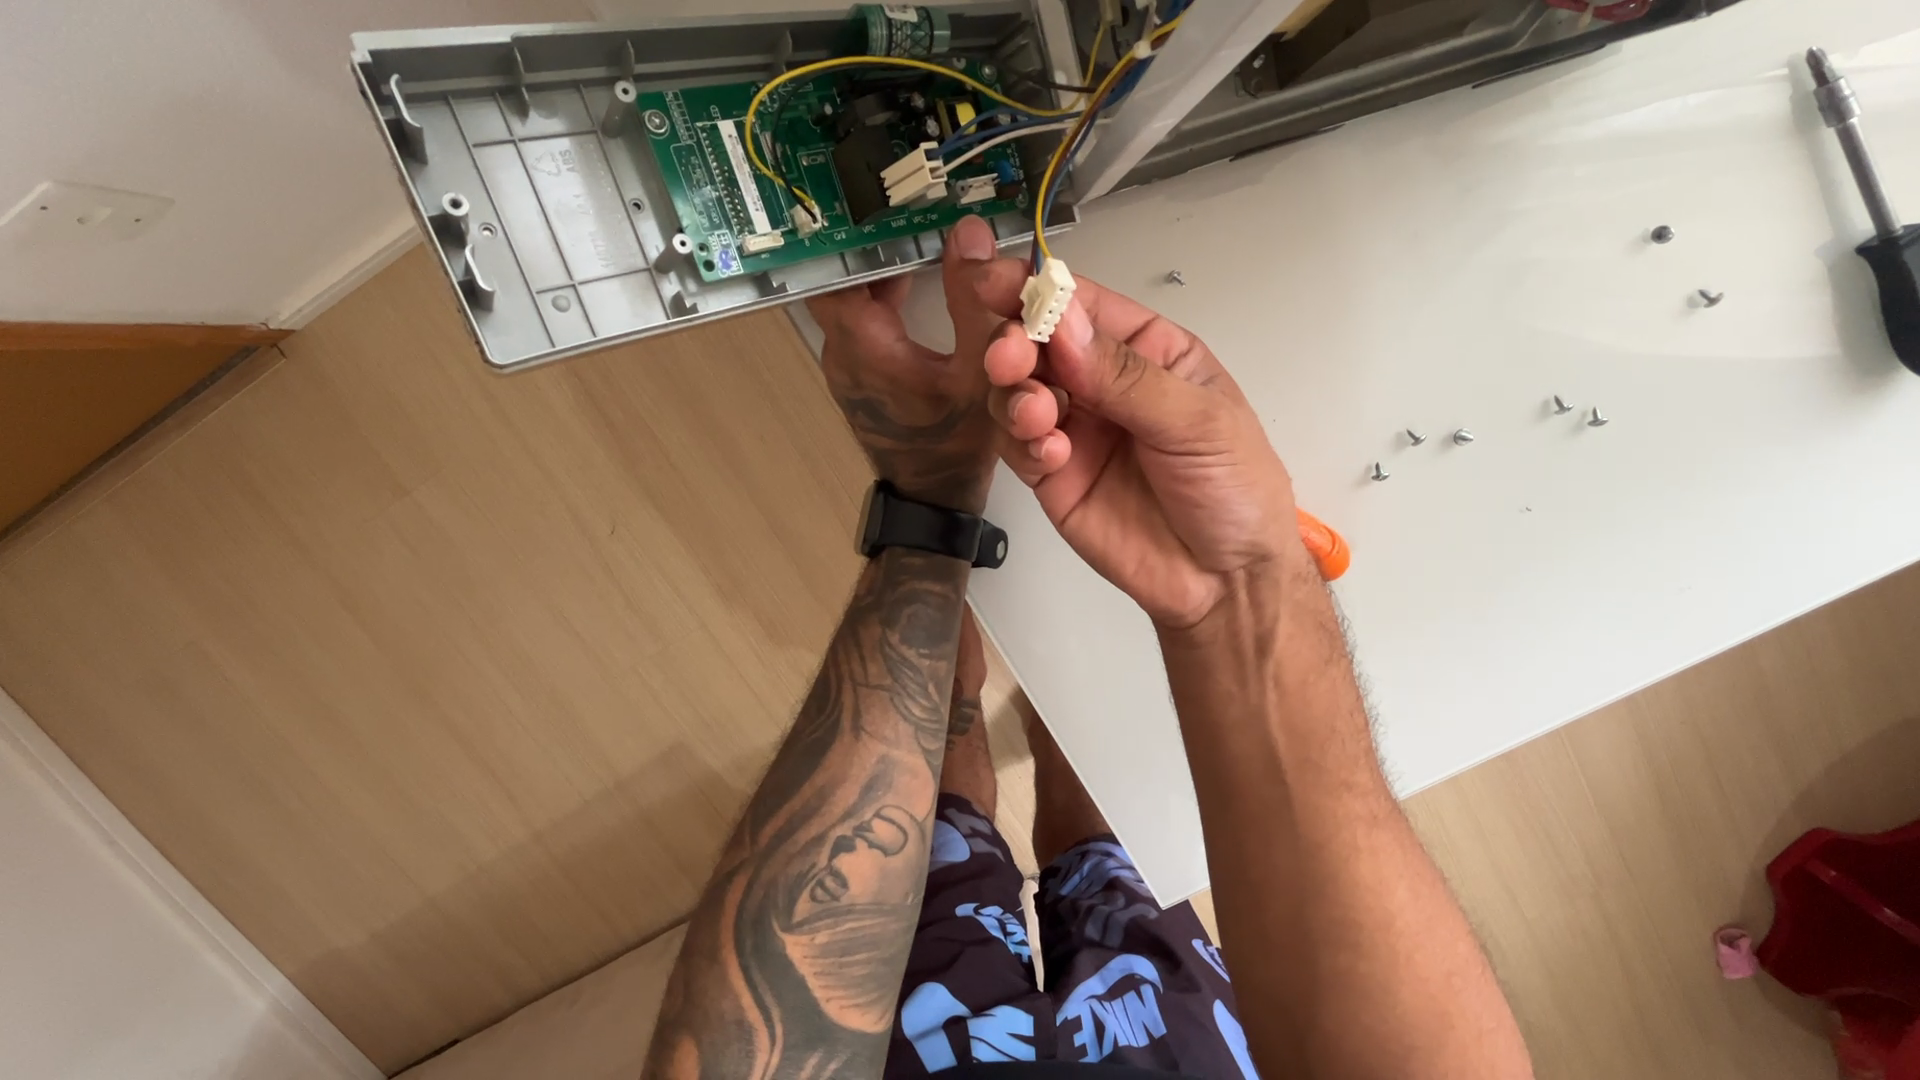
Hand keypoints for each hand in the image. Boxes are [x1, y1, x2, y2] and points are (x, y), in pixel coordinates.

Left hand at [807, 217, 1011, 515]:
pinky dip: (878, 297)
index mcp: (864, 348)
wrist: (935, 495)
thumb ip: (977, 303)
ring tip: (911, 237)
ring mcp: (845, 367)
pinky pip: (857, 321)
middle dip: (872, 244)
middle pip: (839, 278)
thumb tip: (970, 236)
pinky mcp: (856, 374)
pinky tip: (911, 285)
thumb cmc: (955, 447)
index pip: (832, 269)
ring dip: (876, 270)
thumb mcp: (982, 373)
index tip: (874, 198)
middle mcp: (842, 355)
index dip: (851, 231)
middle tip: (904, 211)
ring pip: (847, 299)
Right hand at [975, 273, 1305, 628]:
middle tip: (1009, 358)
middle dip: (1014, 345)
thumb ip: (1126, 376)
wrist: (1223, 581)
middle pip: (1037, 345)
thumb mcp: (1196, 421)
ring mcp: (1074, 428)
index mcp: (1146, 351)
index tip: (996, 285)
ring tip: (1038, 414)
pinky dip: (1022, 443)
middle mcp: (1102, 384)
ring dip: (1014, 396)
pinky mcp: (1052, 475)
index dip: (1037, 290)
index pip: (1082, 306)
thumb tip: (1065, 325)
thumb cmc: (1234, 489)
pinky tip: (1050, 454)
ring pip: (1017, 392)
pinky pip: (1017, 445)